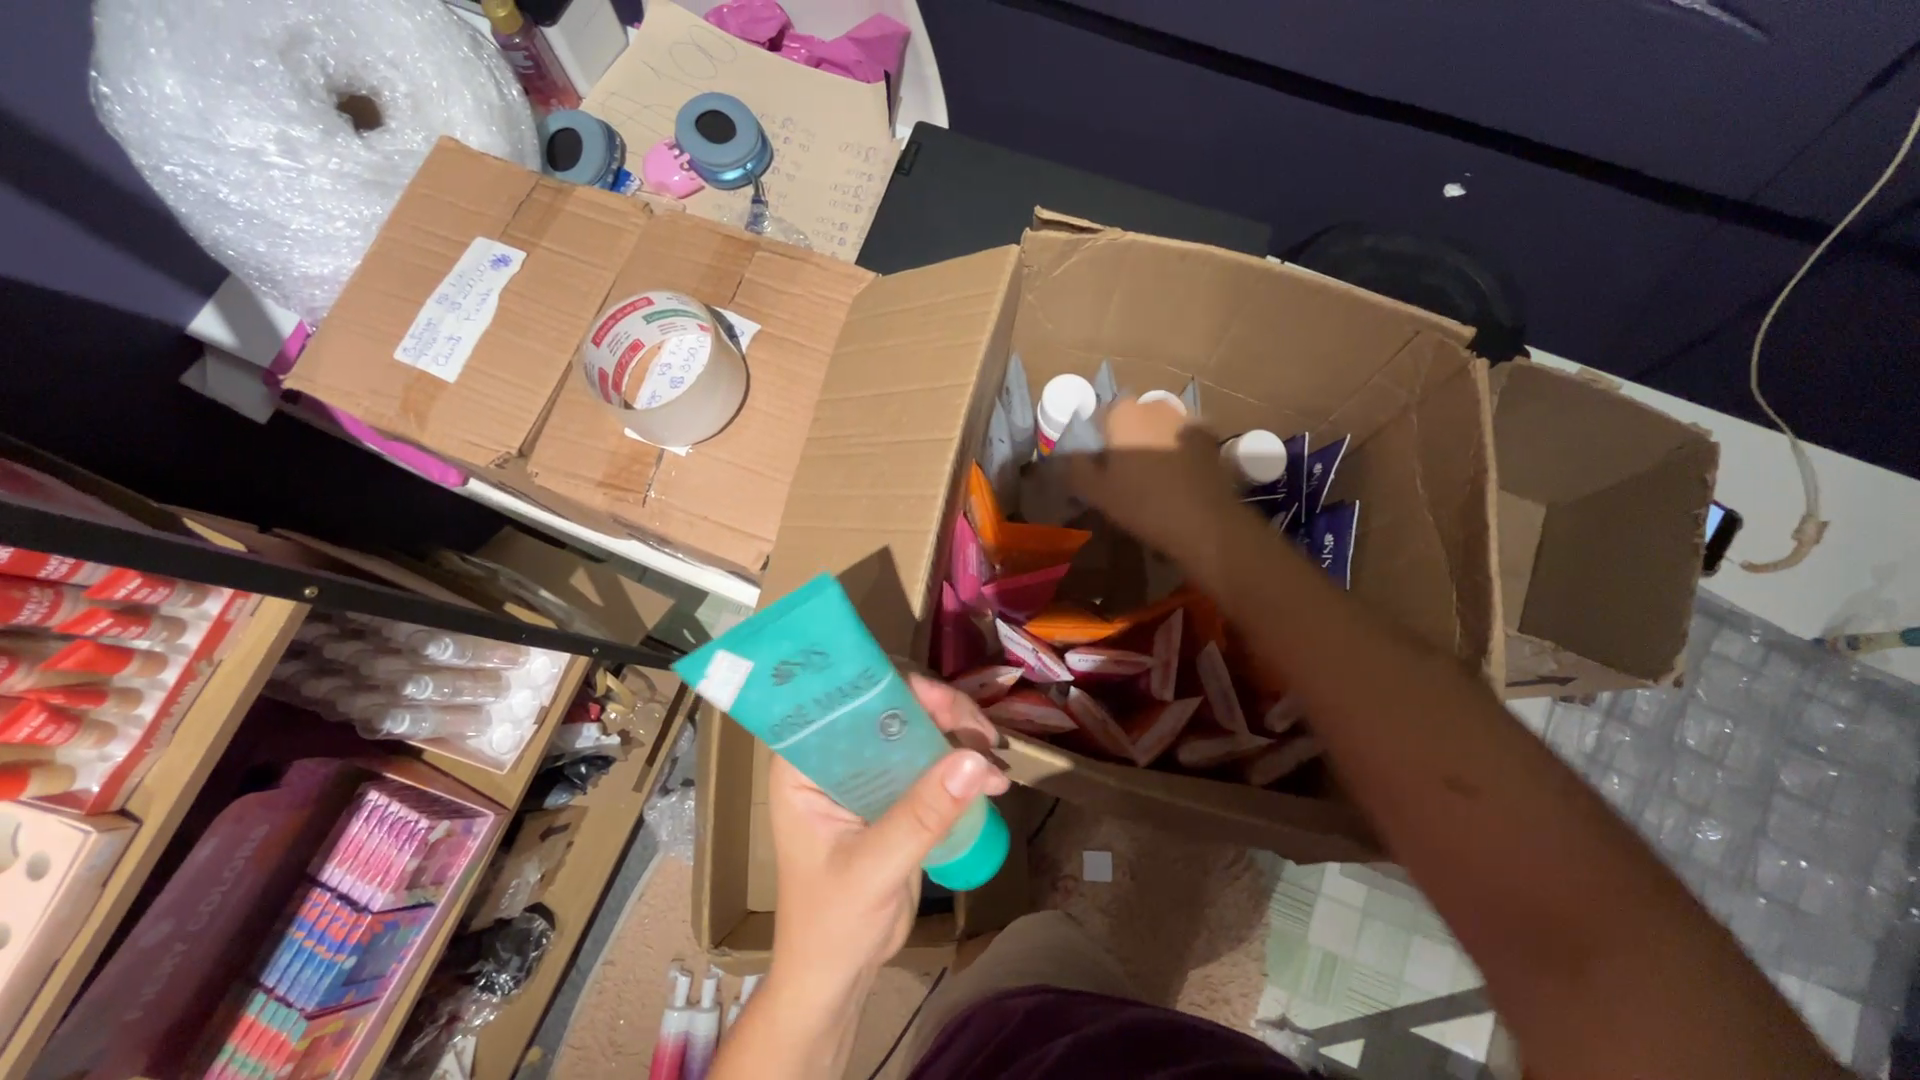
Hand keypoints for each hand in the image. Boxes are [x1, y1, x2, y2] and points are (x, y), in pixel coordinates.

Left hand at [765, 673, 1010, 996]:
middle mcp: (832, 759)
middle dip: (941, 713)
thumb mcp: (873, 868)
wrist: (838, 974)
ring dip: (958, 739)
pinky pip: (929, 763)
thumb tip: (974, 759)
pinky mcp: (892, 796)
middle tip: (984, 736)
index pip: (848, 702)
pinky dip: (961, 766)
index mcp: (804, 764)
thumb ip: (921, 815)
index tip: (946, 703)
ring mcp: (864, 776)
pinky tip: (993, 780)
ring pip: (916, 732)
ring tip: (996, 765)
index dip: (897, 690)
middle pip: (890, 710)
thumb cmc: (831, 922)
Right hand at [1068, 399, 1245, 563]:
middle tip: (1125, 473)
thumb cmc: (1142, 504)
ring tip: (1154, 476)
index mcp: (1122, 413)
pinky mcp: (1210, 437)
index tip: (1099, 466)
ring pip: (1159, 427)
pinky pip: (1183, 439)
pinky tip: (1178, 477)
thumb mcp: (1095, 492)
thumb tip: (1066, 456)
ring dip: (1154, 442)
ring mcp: (1186, 418)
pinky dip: (1178, 450)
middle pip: (1131, 419)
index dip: (1097, 442)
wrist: (1204, 522)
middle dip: (1127, 438)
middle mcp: (1154, 406)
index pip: (1099, 418)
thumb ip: (1075, 468)